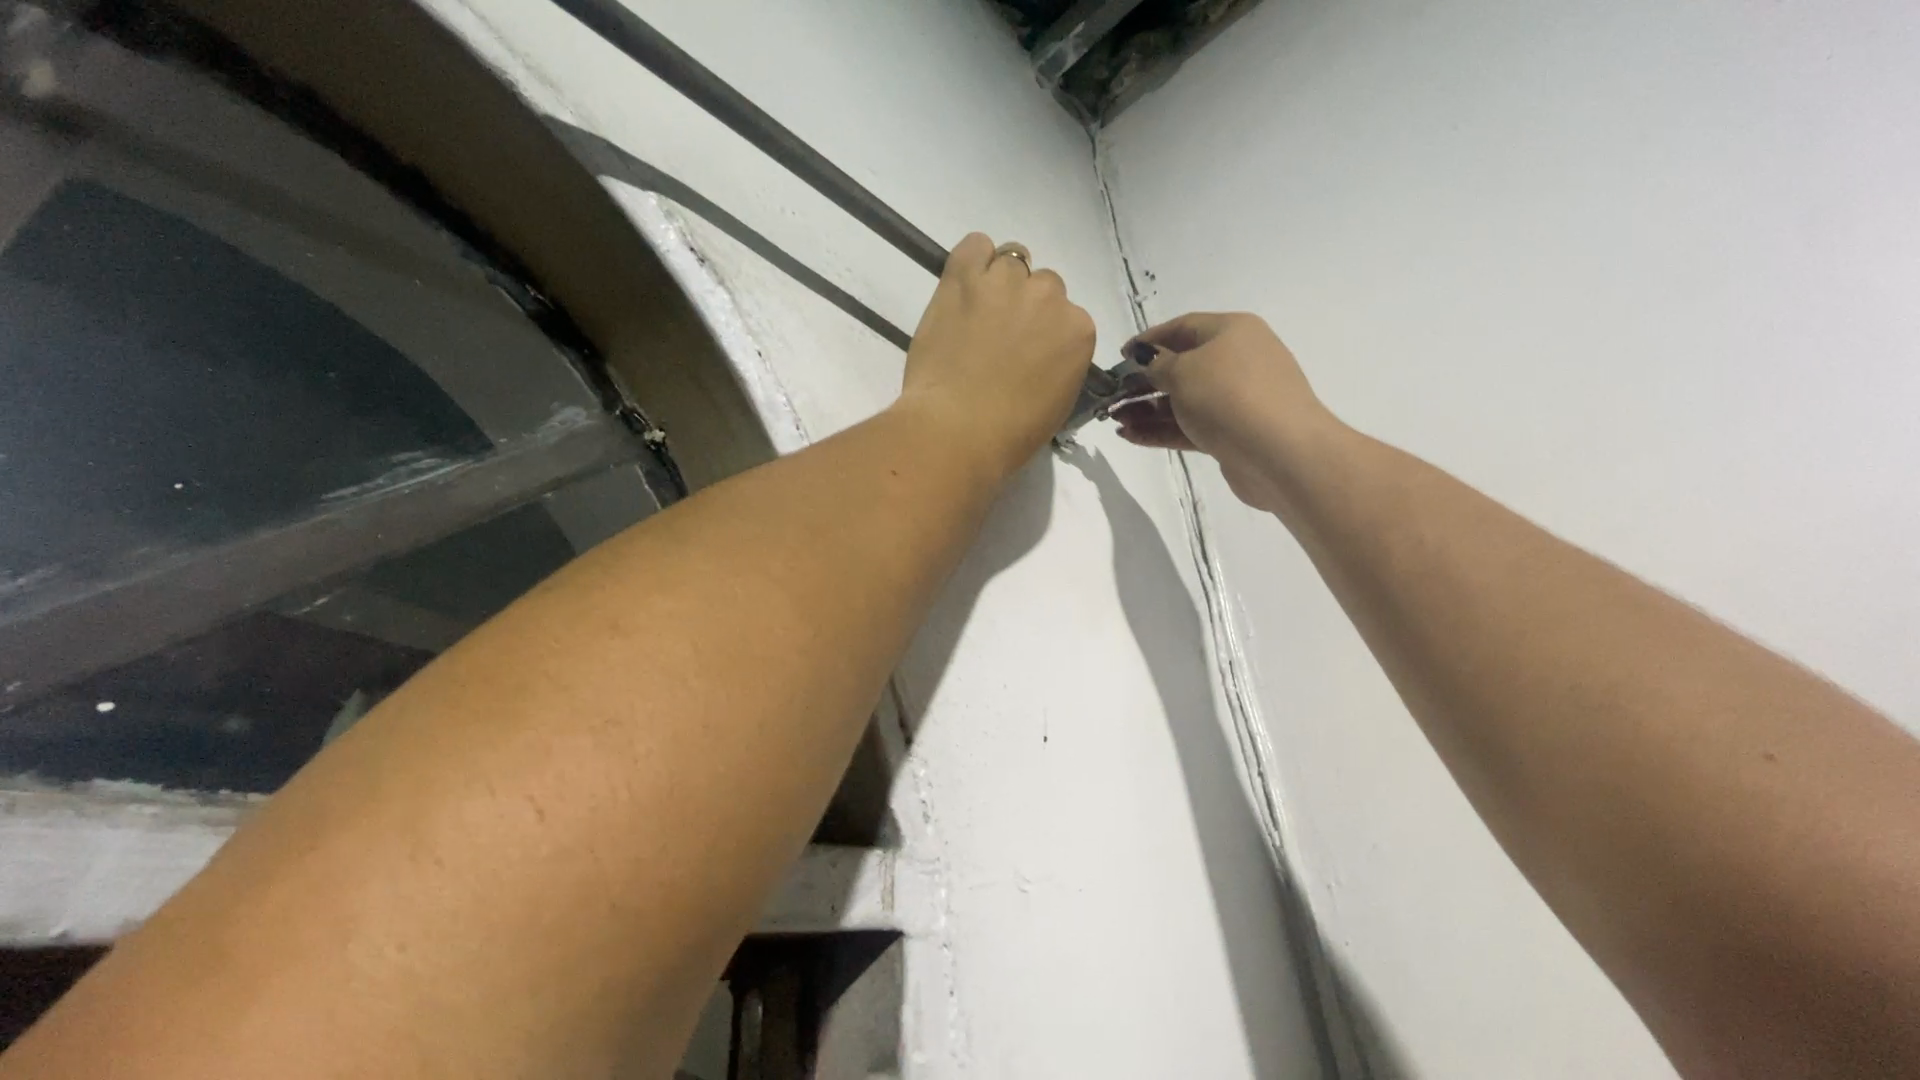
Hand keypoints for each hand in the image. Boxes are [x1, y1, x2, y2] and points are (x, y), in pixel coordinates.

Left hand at [897, 234, 1096, 473]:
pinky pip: (975, 245)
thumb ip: (1058, 365)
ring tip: (976, 314)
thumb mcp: (1056, 403)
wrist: (958, 429)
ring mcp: (1006, 284)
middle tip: (997, 337)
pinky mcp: (964, 277)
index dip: (1042, 333)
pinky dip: (971, 260)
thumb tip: (1039, 355)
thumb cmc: (1009, 434)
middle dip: (1023, 307)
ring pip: (1011, 261)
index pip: (1067, 316)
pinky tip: (962, 284)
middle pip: (1043, 285)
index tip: (1023, 352)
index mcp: (1079, 332)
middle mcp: (1049, 298)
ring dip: (998, 283)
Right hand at [1112, 313, 1339, 512]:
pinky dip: (1162, 429)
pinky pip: (1190, 426)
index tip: (1120, 356)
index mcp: (1232, 332)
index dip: (1149, 340)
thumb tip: (1148, 361)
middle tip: (1112, 396)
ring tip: (1116, 421)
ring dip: (1148, 410)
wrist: (1280, 452)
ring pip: (1184, 401)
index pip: (1183, 327)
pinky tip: (1131, 436)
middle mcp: (1238, 361)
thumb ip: (1158, 365)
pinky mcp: (1233, 434)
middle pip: (1182, 367)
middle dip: (1144, 382)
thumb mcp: (1183, 371)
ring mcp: (1237, 400)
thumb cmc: (1229, 396)